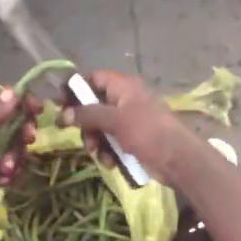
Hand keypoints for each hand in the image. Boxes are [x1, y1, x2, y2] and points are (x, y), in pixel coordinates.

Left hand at [0, 87, 29, 232]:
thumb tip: (14, 91)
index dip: (18, 99)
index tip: (37, 108)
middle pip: (10, 120)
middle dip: (21, 130)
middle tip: (29, 138)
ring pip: (14, 143)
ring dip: (14, 155)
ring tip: (5, 169)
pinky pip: (12, 163)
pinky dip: (10, 171)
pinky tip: (2, 180)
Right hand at [61, 72, 203, 187]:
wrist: (178, 159)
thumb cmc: (147, 132)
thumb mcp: (115, 120)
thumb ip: (88, 114)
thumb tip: (64, 113)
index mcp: (123, 86)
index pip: (93, 78)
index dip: (76, 89)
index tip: (61, 105)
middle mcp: (125, 99)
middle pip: (93, 105)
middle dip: (85, 123)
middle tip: (79, 137)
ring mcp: (129, 119)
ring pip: (100, 125)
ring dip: (96, 141)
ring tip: (99, 155)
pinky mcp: (132, 137)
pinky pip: (111, 140)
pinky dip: (108, 150)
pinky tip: (111, 162)